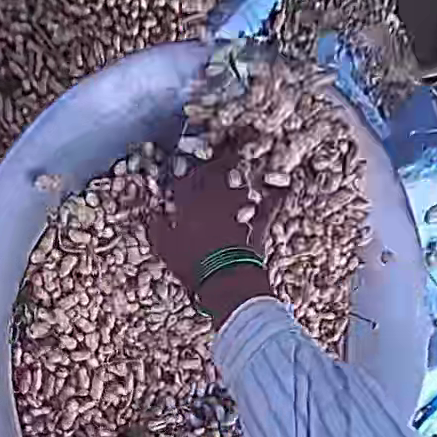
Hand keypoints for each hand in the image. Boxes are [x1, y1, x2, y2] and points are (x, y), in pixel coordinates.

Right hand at [145, 143, 286, 326]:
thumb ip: (156, 227)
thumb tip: (152, 215)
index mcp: (190, 200)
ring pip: (242, 181)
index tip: (181, 166)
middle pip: (215, 171)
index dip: (183, 171)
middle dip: (214, 164)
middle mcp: (216, 196)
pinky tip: (284, 187)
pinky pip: (273, 201)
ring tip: (238, 171)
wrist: (225, 278)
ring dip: (240, 175)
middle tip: (214, 159)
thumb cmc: (190, 263)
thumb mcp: (164, 247)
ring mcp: (240, 206)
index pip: (185, 178)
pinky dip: (278, 194)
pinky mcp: (259, 219)